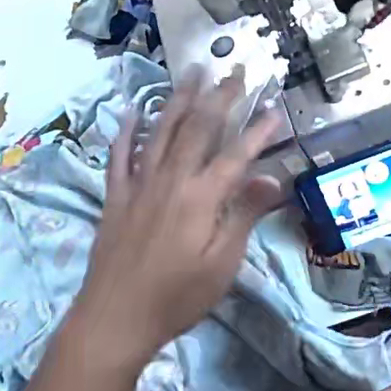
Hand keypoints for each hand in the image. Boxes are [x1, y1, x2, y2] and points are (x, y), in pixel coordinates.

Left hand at [65, 72, 283, 371]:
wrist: (114, 319)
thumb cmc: (177, 297)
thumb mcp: (222, 263)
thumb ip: (244, 215)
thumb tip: (272, 176)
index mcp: (201, 198)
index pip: (236, 154)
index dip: (258, 130)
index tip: (275, 108)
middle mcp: (170, 181)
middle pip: (198, 130)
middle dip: (219, 98)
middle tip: (235, 71)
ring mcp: (139, 186)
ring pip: (162, 132)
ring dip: (179, 100)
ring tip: (192, 73)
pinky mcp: (116, 197)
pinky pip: (120, 155)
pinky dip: (128, 130)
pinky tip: (133, 110)